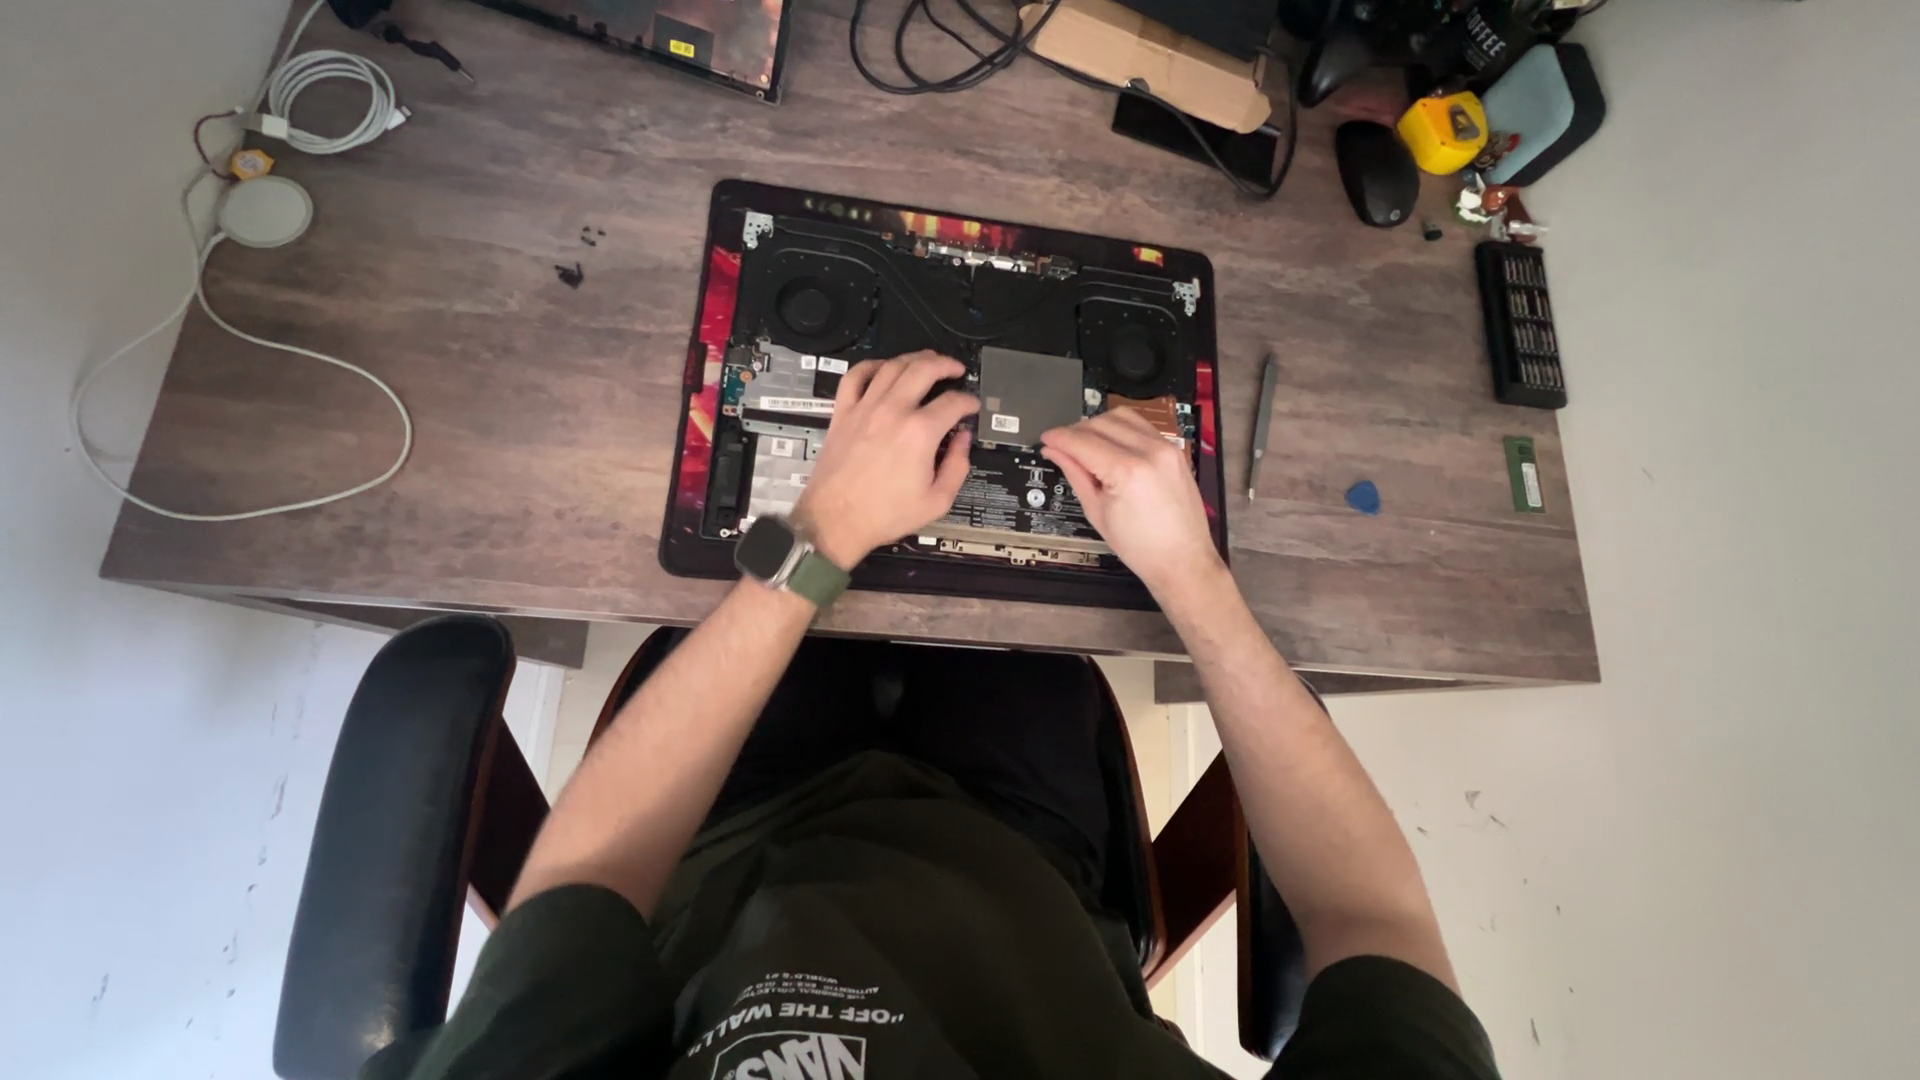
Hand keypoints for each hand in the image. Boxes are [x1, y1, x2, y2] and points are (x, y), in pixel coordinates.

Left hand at [792, 351, 978, 567]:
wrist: (836, 520)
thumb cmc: (886, 515)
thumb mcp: (937, 500)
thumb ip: (958, 466)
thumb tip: (963, 440)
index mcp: (920, 432)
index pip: (953, 402)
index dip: (969, 401)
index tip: (972, 407)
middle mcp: (893, 411)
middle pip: (924, 369)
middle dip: (945, 365)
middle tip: (955, 369)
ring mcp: (865, 408)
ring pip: (892, 366)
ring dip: (914, 359)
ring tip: (927, 361)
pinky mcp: (843, 413)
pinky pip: (855, 377)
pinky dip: (871, 366)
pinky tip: (883, 368)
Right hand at [1041, 408, 1225, 594]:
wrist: (1182, 559)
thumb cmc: (1141, 546)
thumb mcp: (1097, 512)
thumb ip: (1075, 474)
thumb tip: (1054, 451)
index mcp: (1127, 472)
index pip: (1083, 441)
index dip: (1059, 438)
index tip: (1046, 439)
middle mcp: (1150, 452)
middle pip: (1101, 424)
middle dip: (1075, 431)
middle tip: (1062, 446)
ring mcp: (1166, 448)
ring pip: (1121, 416)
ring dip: (1098, 425)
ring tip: (1086, 445)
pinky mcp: (1174, 450)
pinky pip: (1141, 425)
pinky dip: (1120, 429)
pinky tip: (1110, 445)